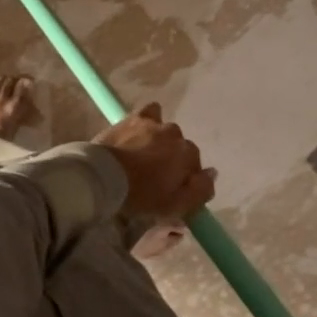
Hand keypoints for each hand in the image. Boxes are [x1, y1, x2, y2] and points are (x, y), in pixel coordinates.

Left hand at [93, 104, 215, 218]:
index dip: (184, 179)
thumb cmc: (140, 195)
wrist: (104, 177)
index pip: (195, 167)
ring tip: (145, 155)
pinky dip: (150, 119)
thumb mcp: (175, 205)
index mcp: (188, 155)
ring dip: (161, 141)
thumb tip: (212, 173)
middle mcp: (176, 136)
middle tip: (155, 176)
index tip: (171, 190)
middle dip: (172, 160)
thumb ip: (200, 190)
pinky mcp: (135, 119)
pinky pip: (151, 112)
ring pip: (167, 131)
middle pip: (180, 148)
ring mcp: (156, 124)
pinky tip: (141, 129)